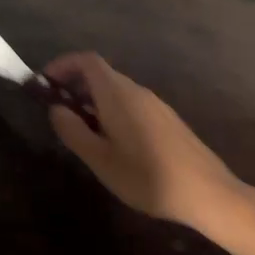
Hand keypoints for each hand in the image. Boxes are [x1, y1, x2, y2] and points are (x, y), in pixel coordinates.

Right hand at [45, 52, 254, 230]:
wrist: (208, 194)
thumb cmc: (147, 176)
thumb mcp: (99, 159)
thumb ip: (73, 131)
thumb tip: (56, 109)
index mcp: (117, 94)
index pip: (86, 60)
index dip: (63, 65)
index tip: (45, 83)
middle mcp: (137, 91)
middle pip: (101, 73)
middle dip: (75, 85)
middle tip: (58, 111)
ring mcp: (156, 105)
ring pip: (116, 90)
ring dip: (93, 100)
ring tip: (82, 130)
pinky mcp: (167, 120)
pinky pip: (131, 104)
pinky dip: (112, 110)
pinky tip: (113, 142)